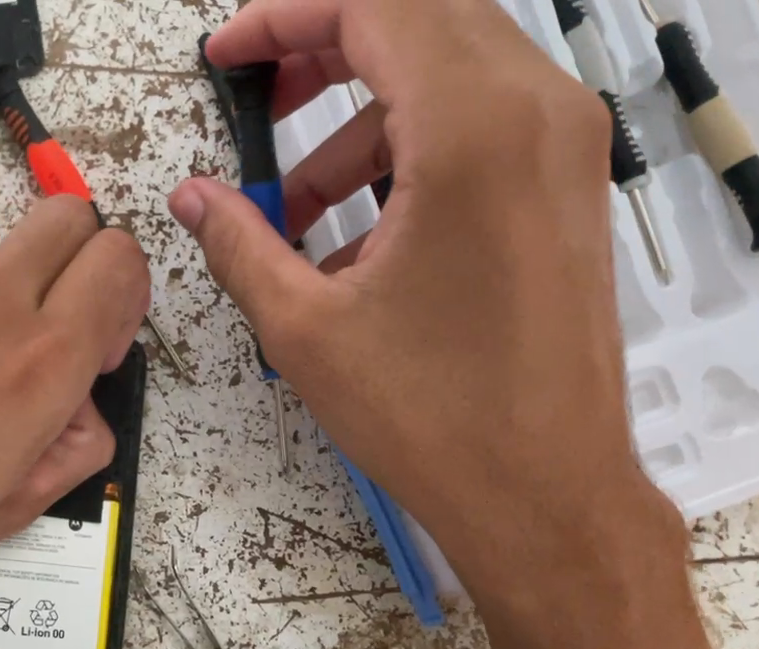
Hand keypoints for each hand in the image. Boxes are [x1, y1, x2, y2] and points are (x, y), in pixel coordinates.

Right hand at [173, 0, 681, 600]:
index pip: (374, 5)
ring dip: (362, 121)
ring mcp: (567, 145)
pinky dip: (409, 156)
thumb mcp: (304, 327)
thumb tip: (189, 195)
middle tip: (260, 105)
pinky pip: (481, 129)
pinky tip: (359, 240)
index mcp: (471, 127)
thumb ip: (239, 243)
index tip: (224, 58)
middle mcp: (538, 107)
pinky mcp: (569, 189)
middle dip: (325, 49)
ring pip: (452, 73)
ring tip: (296, 212)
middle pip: (420, 17)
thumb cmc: (422, 412)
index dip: (286, 17)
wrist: (543, 490)